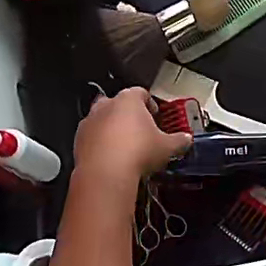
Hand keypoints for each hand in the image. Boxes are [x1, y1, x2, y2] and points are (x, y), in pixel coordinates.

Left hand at [72, 87, 190, 184]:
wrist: (106, 173)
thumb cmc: (137, 152)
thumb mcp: (167, 147)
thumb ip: (179, 140)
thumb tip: (186, 140)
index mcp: (128, 99)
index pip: (141, 93)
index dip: (150, 103)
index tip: (155, 115)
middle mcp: (106, 105)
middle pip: (119, 104)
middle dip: (128, 115)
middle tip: (140, 131)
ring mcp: (90, 121)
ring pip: (103, 119)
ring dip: (112, 129)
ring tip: (126, 147)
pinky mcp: (79, 139)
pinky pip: (92, 137)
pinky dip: (100, 144)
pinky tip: (112, 158)